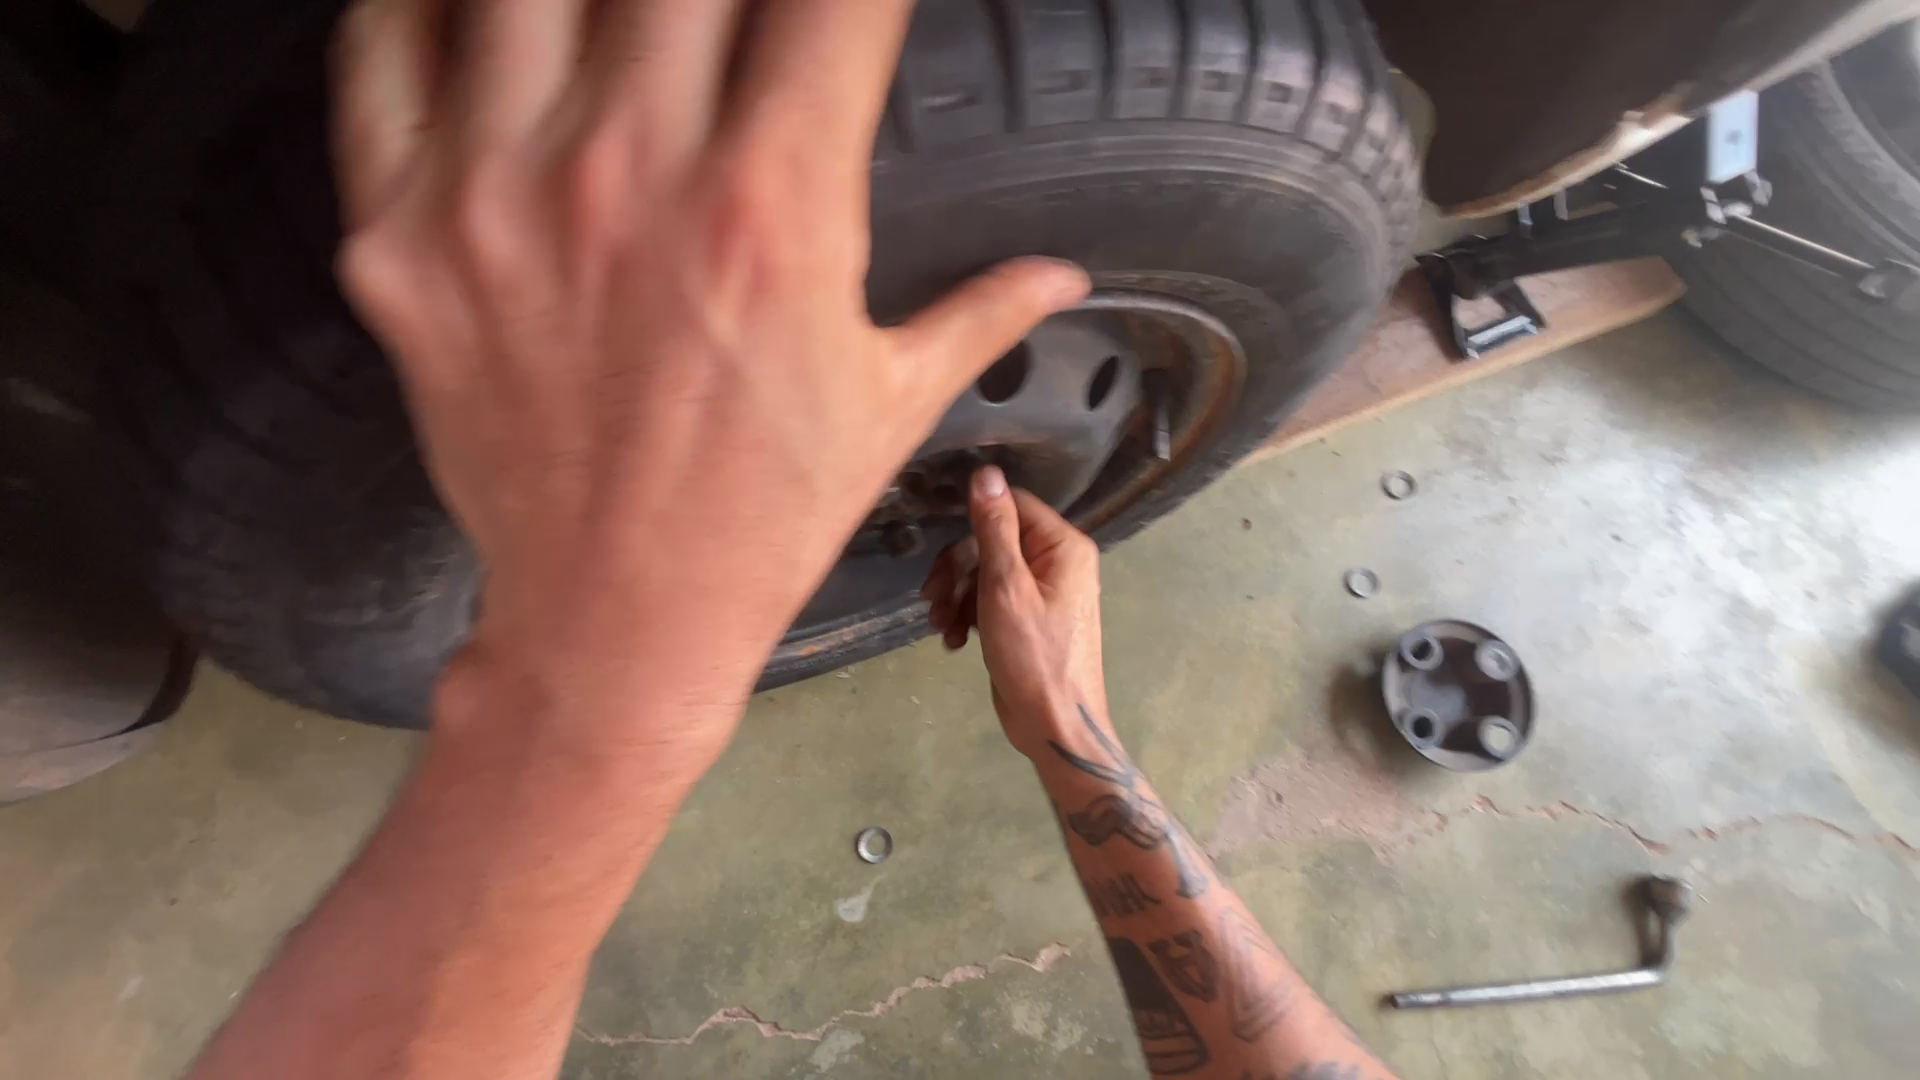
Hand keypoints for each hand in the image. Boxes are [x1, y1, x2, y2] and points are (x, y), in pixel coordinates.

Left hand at [331, 0, 1089, 766]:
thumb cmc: (769, 521)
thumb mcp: (890, 411)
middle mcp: (634, 176)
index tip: (853, 13)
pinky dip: (430, 6)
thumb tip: (1064, 274)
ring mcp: (499, 195)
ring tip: (632, 31)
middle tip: (742, 29)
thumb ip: (981, 315)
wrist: (622, 616)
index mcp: (777, 213)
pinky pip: (386, 45)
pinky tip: (496, 29)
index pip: (834, 4)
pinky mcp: (403, 239)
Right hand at [923, 466, 1106, 758]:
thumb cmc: (1034, 656)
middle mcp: (1057, 562)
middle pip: (993, 542)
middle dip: (956, 570)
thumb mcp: (1005, 587)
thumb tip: (985, 472)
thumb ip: (994, 529)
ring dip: (956, 596)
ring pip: (986, 573)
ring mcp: (1042, 592)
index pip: (1012, 506)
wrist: (1054, 726)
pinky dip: (968, 615)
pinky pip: (991, 600)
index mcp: (1062, 546)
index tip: (941, 549)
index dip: (973, 523)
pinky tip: (952, 640)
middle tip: (931, 598)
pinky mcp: (1026, 618)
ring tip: (938, 626)